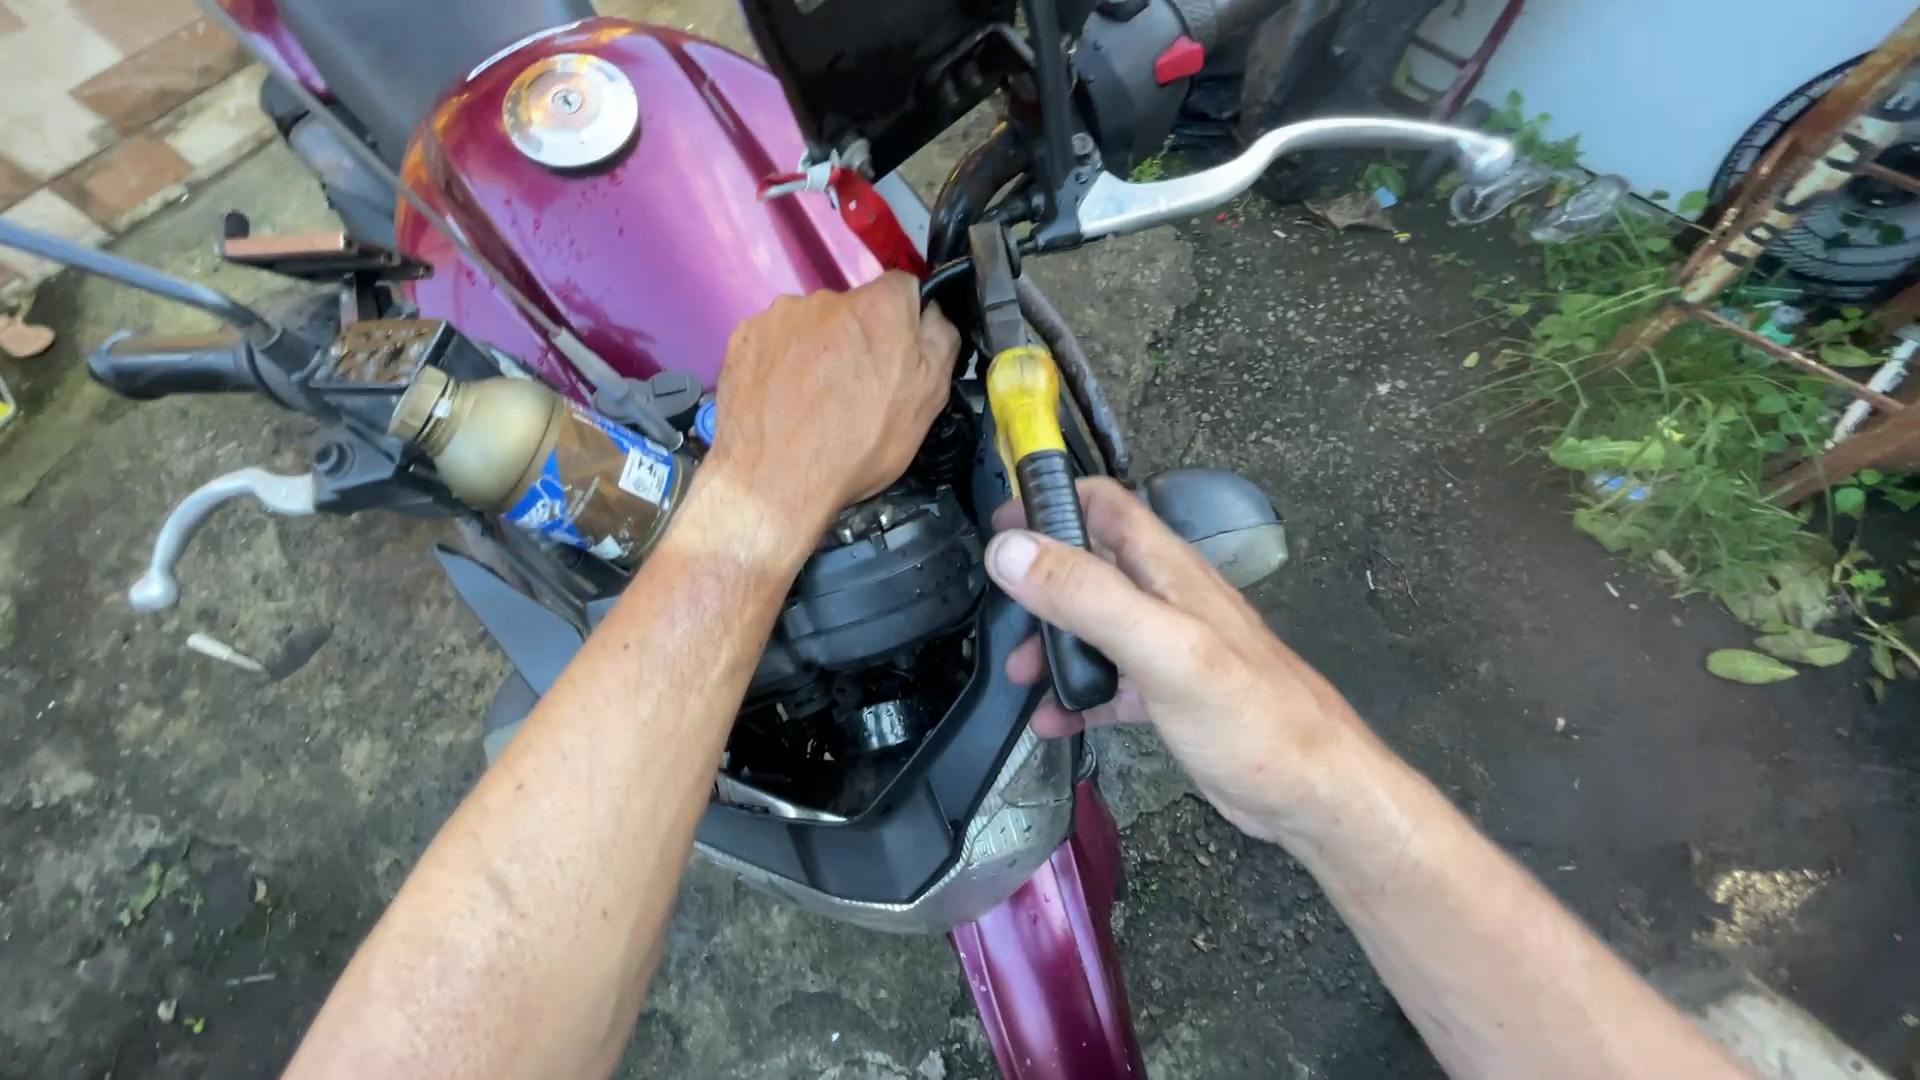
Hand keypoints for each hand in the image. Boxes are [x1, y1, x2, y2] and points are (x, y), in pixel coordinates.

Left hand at [707, 272, 957, 534]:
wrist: (773, 482)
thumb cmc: (858, 447)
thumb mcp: (928, 402)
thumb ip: (940, 342)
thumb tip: (933, 313)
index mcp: (879, 307)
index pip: (904, 290)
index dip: (905, 324)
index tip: (897, 360)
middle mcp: (827, 297)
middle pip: (855, 310)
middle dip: (859, 341)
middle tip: (855, 393)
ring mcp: (779, 316)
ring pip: (812, 327)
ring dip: (819, 352)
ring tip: (814, 403)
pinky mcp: (743, 338)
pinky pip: (775, 342)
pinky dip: (782, 364)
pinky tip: (783, 402)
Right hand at [986, 478, 1380, 843]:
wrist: (1312, 796)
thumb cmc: (1248, 715)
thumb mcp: (1161, 647)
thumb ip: (1087, 596)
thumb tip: (1009, 550)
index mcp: (1166, 569)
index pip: (1103, 504)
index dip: (1051, 501)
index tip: (1001, 525)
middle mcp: (1164, 597)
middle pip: (1088, 566)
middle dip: (1040, 583)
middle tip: (1001, 613)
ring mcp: (1165, 646)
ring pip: (1092, 626)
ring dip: (1052, 643)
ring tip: (1020, 675)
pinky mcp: (1165, 693)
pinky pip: (1107, 682)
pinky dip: (1076, 695)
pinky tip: (1052, 721)